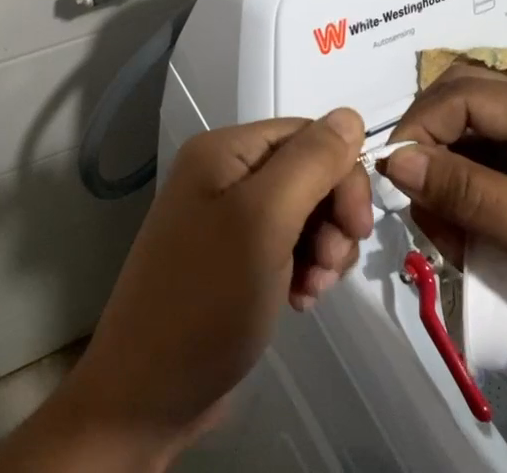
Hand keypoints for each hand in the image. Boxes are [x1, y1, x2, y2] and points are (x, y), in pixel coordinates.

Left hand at [0, 110, 371, 471]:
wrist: (149, 392)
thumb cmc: (206, 300)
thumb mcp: (263, 222)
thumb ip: (310, 163)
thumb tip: (350, 115)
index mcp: (223, 152)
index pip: (309, 134)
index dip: (342, 174)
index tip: (356, 226)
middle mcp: (223, 176)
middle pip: (310, 173)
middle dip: (333, 218)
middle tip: (329, 264)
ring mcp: (227, 220)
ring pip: (307, 213)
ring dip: (323, 250)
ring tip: (311, 289)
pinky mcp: (235, 260)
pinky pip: (290, 247)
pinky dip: (306, 270)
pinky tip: (299, 300)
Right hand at [382, 69, 506, 399]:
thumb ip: (469, 192)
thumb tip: (394, 158)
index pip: (471, 94)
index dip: (422, 125)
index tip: (391, 176)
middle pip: (467, 113)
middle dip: (432, 155)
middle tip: (422, 211)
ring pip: (469, 149)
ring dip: (445, 189)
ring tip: (453, 244)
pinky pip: (484, 182)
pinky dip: (464, 209)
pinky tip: (469, 248)